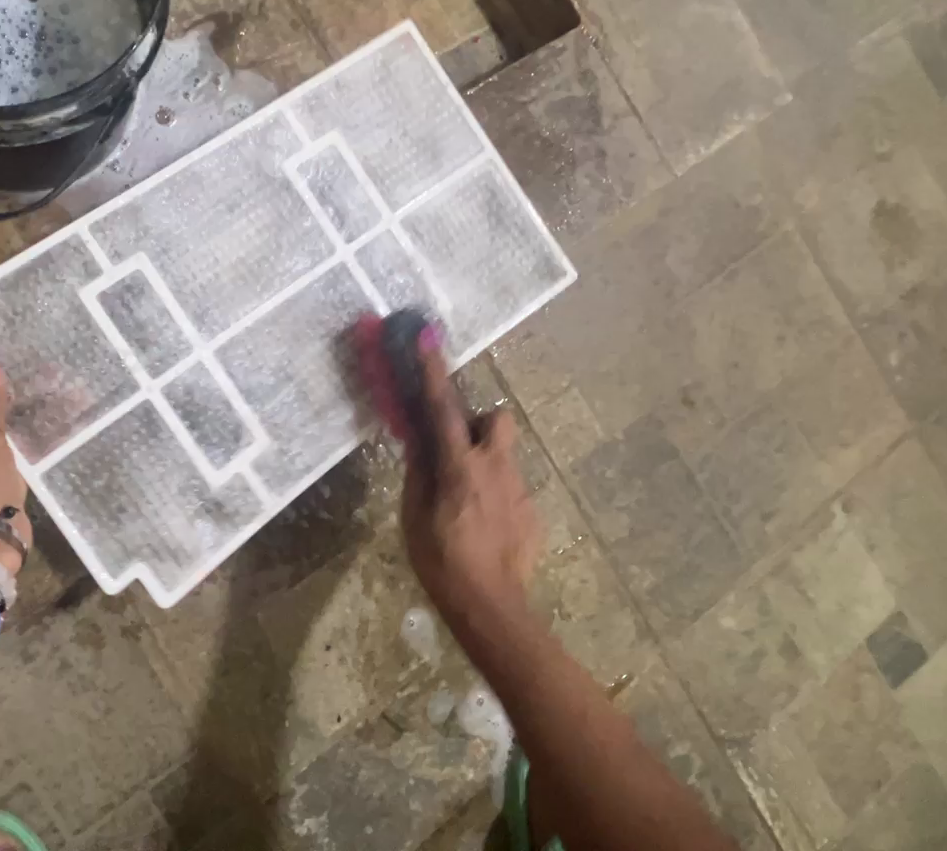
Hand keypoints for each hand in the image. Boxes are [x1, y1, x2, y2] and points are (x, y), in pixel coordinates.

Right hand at [354, 316, 540, 630]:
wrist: (492, 608)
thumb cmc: (441, 561)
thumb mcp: (413, 515)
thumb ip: (418, 471)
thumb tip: (418, 439)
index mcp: (460, 466)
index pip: (442, 408)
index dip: (432, 372)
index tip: (427, 337)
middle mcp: (496, 467)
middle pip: (496, 418)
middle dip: (478, 422)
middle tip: (456, 448)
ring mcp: (519, 490)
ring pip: (504, 454)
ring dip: (484, 461)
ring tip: (466, 498)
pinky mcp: (533, 511)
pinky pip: (510, 487)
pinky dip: (495, 494)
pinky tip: (483, 526)